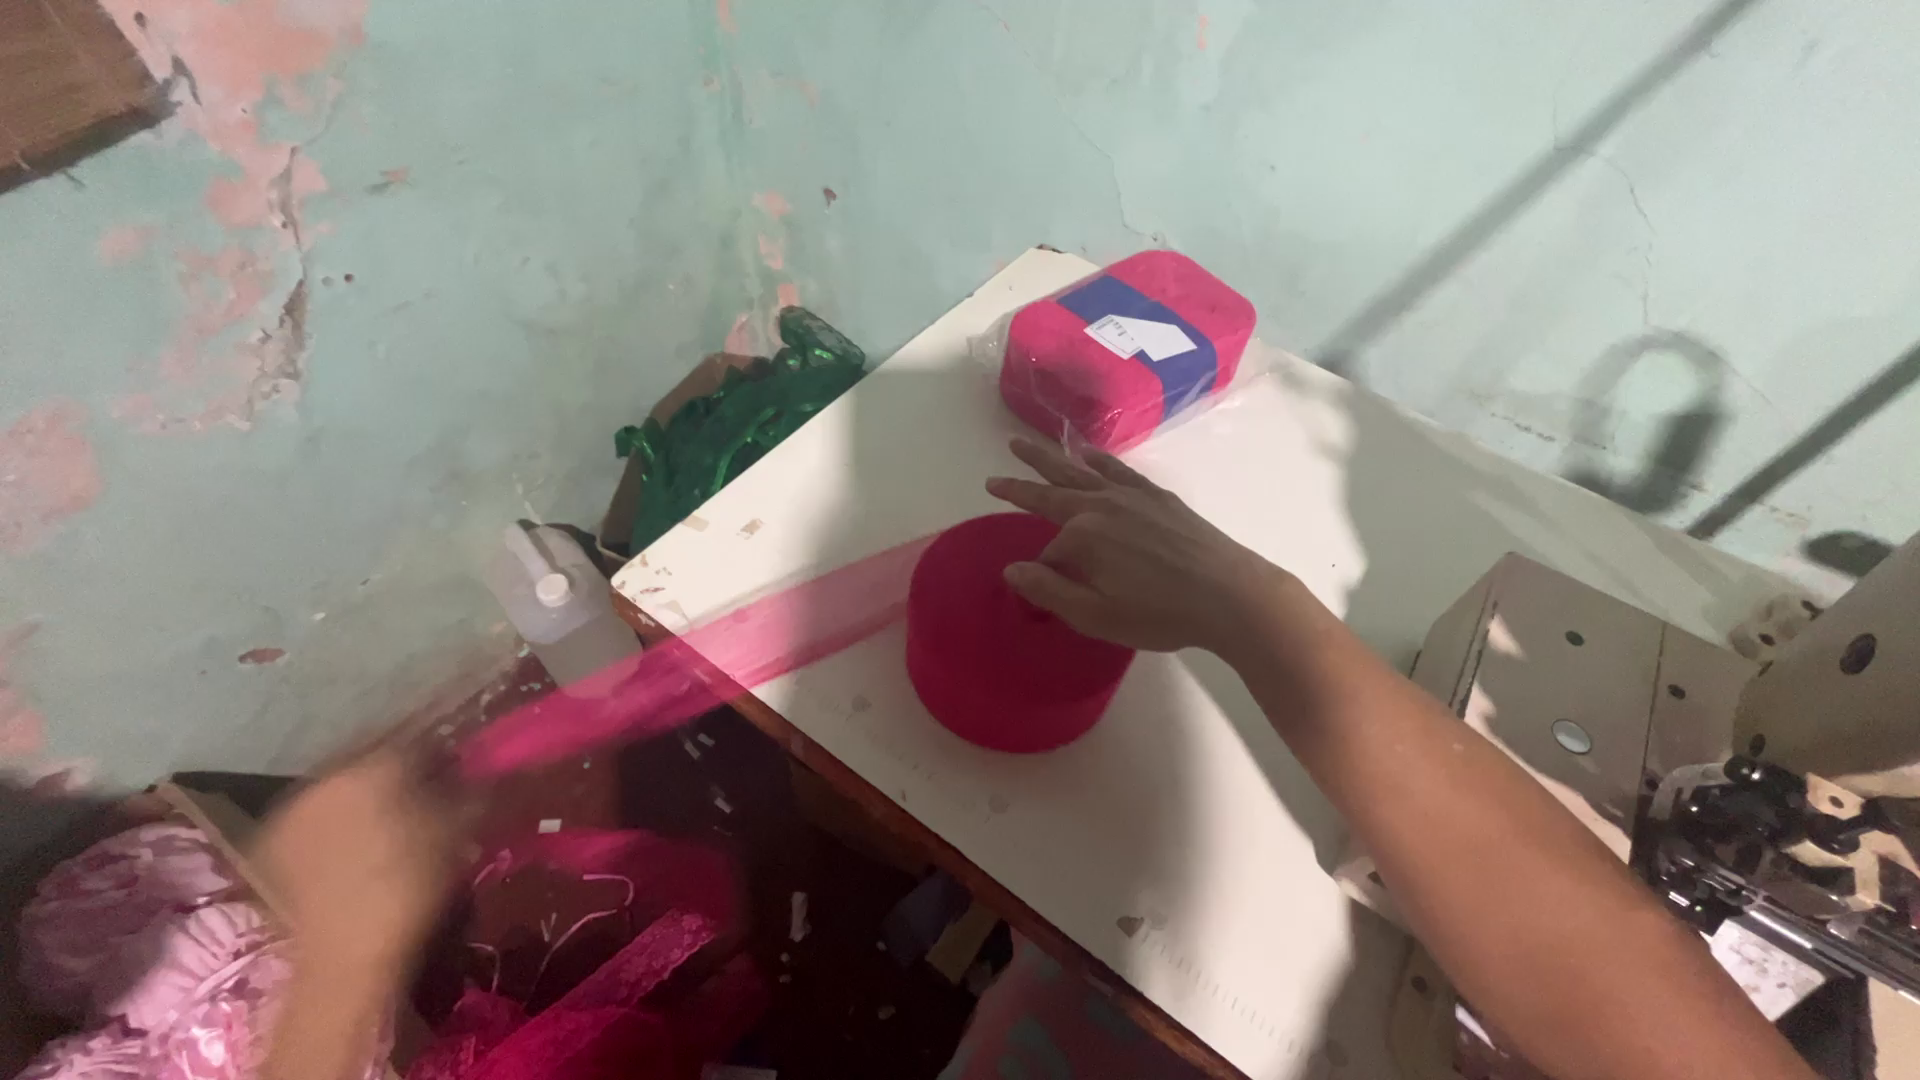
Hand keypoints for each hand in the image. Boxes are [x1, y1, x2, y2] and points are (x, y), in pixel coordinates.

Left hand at [254, 742, 471, 978]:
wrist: (347, 958)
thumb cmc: (412, 886)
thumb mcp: (459, 828)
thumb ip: (473, 784)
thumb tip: (488, 765)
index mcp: (371, 765)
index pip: (417, 736)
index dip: (444, 749)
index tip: (462, 763)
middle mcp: (325, 777)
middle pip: (376, 756)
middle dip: (404, 766)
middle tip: (431, 785)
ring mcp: (292, 809)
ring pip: (345, 783)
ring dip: (371, 789)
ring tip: (397, 811)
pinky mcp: (274, 841)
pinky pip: (319, 811)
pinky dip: (343, 814)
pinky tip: (362, 836)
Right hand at [985, 437, 1297, 658]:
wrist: (1229, 595)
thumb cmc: (1160, 613)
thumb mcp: (1096, 615)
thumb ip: (1050, 591)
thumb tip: (1011, 570)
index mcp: (1083, 536)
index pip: (1048, 552)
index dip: (1044, 573)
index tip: (1046, 592)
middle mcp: (1100, 505)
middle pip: (1051, 490)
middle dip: (1021, 484)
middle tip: (993, 476)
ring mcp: (1130, 496)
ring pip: (1080, 470)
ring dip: (1050, 458)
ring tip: (1026, 444)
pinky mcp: (1157, 495)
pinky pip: (1117, 469)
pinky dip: (1098, 459)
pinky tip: (1088, 453)